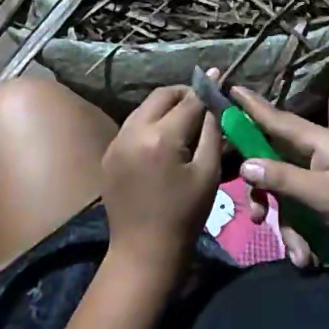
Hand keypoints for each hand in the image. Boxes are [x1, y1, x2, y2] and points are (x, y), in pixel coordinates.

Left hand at [100, 85, 220, 279]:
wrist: (144, 250)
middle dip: (183, 95)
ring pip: (144, 109)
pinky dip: (149, 124)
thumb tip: (215, 101)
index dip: (207, 90)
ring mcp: (116, 142)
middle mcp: (133, 132)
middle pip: (161, 96)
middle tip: (202, 104)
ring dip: (165, 108)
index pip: (189, 100)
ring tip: (185, 121)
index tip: (220, 79)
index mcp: (161, 137)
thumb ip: (212, 132)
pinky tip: (163, 141)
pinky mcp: (109, 154)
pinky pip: (132, 127)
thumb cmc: (185, 215)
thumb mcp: (208, 173)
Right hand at [230, 87, 328, 257]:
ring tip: (297, 252)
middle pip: (271, 163)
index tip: (227, 89)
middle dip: (263, 195)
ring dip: (286, 225)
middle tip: (254, 216)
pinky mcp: (325, 201)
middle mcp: (315, 156)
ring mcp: (320, 179)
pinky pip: (299, 212)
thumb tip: (244, 165)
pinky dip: (300, 234)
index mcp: (317, 143)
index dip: (250, 106)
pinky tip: (307, 258)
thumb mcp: (322, 195)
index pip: (276, 119)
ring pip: (284, 195)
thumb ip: (282, 179)